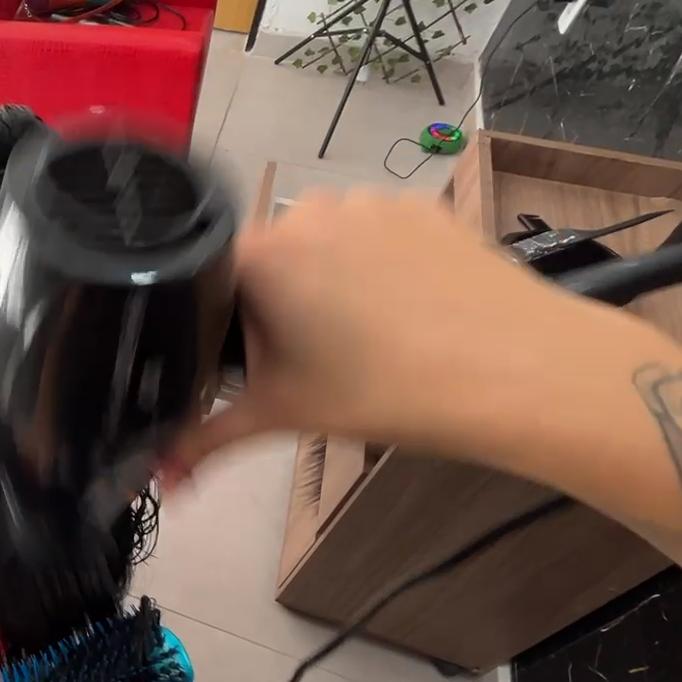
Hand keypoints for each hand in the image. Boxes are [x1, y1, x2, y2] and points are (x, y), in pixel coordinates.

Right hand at [168, 190, 651, 476]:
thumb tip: (158, 479)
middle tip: (302, 355)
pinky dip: (369, 264)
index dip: (215, 321)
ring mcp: (368, 202)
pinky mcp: (420, 206)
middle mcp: (306, 212)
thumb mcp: (283, 414)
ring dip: (318, 279)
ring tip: (356, 332)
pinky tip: (398, 307)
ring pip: (316, 243)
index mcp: (259, 254)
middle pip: (261, 258)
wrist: (524, 374)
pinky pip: (369, 233)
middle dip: (269, 301)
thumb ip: (205, 441)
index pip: (205, 276)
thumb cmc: (386, 390)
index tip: (240, 357)